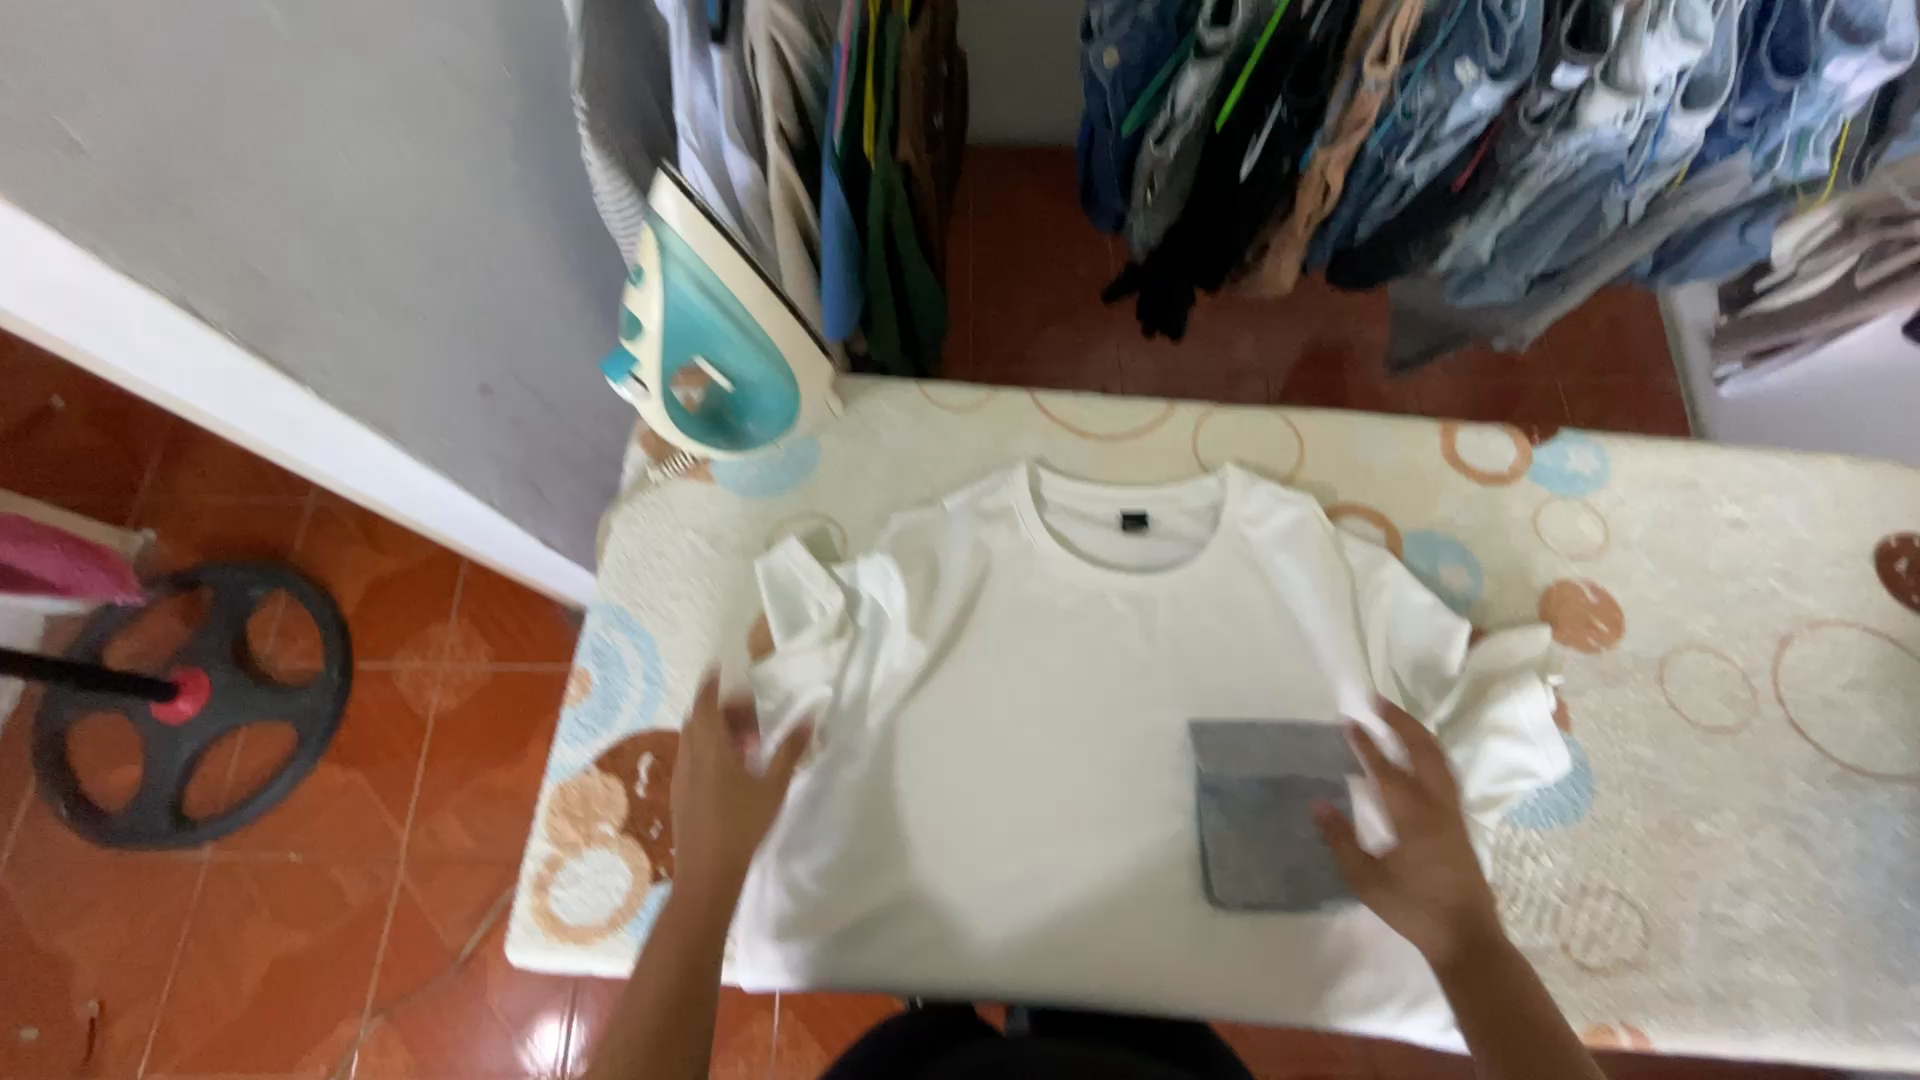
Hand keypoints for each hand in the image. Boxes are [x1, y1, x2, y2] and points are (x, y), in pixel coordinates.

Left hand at [671, 670, 810, 902]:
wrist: (707, 874)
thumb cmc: (742, 824)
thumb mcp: (773, 785)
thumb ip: (790, 749)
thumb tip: (809, 717)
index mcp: (709, 748)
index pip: (704, 704)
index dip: (710, 685)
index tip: (718, 668)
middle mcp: (689, 757)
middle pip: (699, 720)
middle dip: (722, 709)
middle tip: (751, 712)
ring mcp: (682, 778)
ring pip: (695, 741)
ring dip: (717, 731)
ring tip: (750, 741)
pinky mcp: (681, 795)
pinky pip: (694, 758)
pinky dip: (711, 750)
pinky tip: (735, 769)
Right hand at [1314, 698, 1504, 972]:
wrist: (1467, 938)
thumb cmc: (1413, 909)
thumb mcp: (1366, 879)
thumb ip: (1341, 838)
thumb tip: (1318, 802)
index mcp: (1413, 817)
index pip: (1386, 768)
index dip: (1366, 743)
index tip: (1347, 721)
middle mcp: (1437, 807)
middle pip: (1423, 752)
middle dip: (1400, 722)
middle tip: (1376, 700)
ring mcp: (1453, 814)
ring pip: (1439, 761)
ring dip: (1417, 734)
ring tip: (1395, 717)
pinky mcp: (1460, 823)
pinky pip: (1445, 774)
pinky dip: (1429, 753)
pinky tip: (1418, 754)